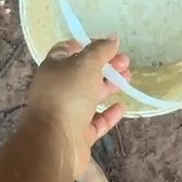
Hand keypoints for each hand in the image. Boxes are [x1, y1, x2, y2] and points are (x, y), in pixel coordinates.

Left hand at [27, 38, 130, 172]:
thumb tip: (112, 38)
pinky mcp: (77, 134)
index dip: (87, 44)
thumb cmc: (67, 96)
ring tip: (128, 80)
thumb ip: (100, 50)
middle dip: (105, 66)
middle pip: (83, 73)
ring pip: (90, 96)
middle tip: (125, 63)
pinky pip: (95, 121)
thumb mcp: (86, 64)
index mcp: (53, 68)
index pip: (68, 49)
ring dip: (109, 86)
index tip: (107, 45)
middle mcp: (58, 89)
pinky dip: (108, 113)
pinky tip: (121, 107)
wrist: (55, 143)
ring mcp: (67, 112)